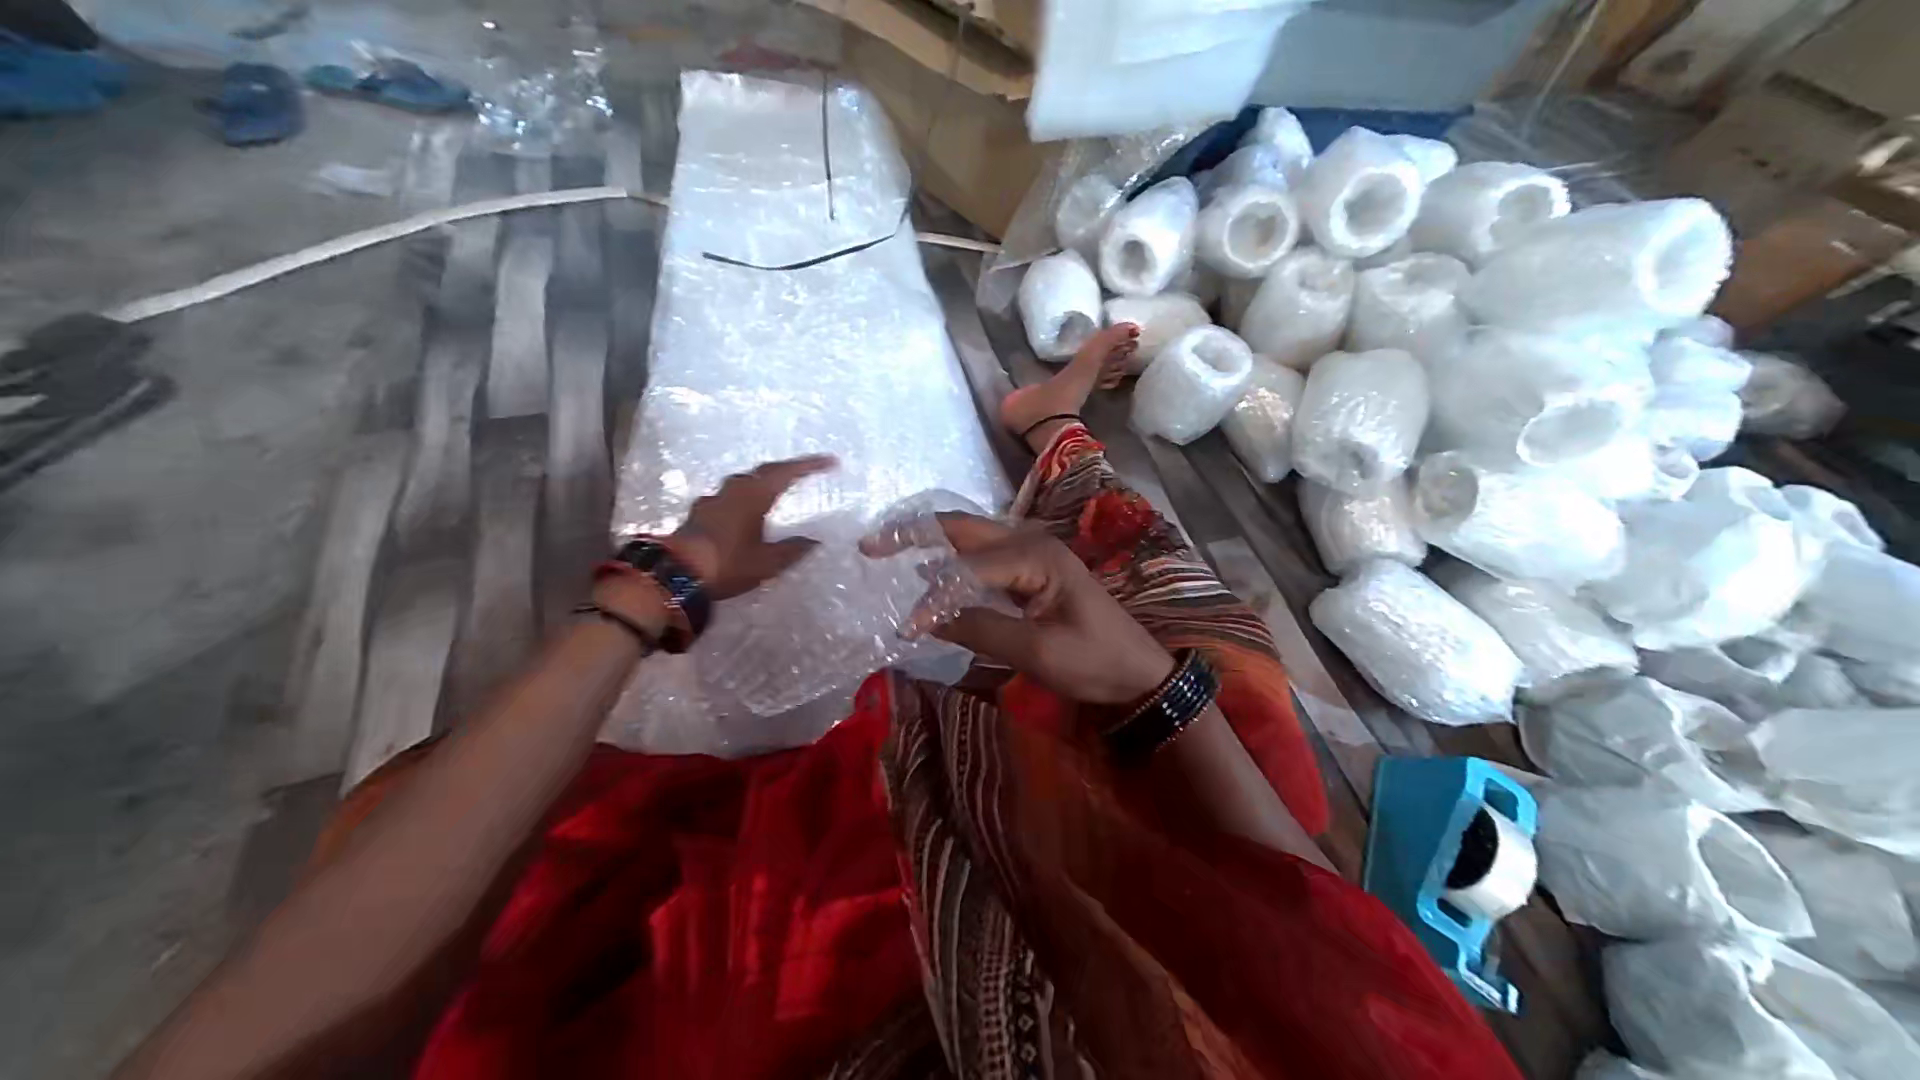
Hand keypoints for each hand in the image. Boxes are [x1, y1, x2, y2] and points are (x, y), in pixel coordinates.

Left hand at [665, 455, 836, 599]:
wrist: (676, 574)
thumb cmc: (727, 563)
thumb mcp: (767, 562)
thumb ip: (793, 549)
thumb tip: (815, 541)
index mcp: (753, 496)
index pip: (786, 472)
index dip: (809, 466)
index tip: (830, 461)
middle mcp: (733, 491)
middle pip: (763, 472)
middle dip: (786, 469)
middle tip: (803, 471)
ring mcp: (712, 500)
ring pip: (743, 483)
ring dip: (762, 482)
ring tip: (775, 490)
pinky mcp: (699, 514)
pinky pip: (729, 497)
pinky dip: (744, 498)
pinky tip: (744, 511)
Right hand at [876, 512, 1175, 705]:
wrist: (1139, 672)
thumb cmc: (1094, 661)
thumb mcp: (1037, 652)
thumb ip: (979, 628)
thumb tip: (923, 620)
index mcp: (1036, 556)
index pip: (968, 568)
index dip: (933, 595)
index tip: (905, 626)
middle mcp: (1032, 542)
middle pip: (964, 528)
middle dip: (918, 533)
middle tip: (872, 544)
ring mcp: (1033, 552)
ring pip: (972, 536)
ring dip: (933, 541)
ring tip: (891, 550)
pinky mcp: (1032, 569)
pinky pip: (984, 555)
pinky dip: (953, 559)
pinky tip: (931, 573)